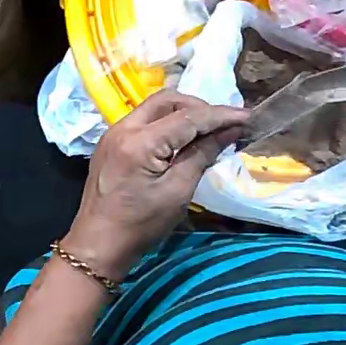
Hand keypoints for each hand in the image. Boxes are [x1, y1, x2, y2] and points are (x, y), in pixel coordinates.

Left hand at [63, 92, 245, 279]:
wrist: (98, 244)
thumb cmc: (141, 225)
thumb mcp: (178, 192)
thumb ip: (202, 154)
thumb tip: (229, 131)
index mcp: (139, 142)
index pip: (188, 117)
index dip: (220, 115)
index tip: (246, 117)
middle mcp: (123, 128)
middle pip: (168, 100)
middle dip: (199, 107)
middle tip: (223, 124)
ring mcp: (113, 133)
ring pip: (154, 107)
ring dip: (182, 113)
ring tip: (207, 130)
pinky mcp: (111, 142)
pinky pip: (143, 120)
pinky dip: (166, 122)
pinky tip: (182, 139)